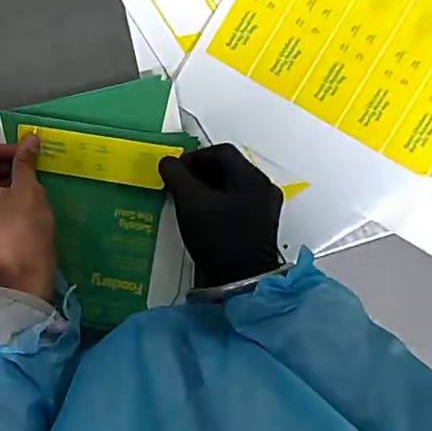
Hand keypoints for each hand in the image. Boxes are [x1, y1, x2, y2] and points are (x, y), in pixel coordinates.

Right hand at [158, 143, 284, 288]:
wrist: (241, 279)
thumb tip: (167, 161)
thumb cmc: (217, 236)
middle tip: (178, 184)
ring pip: (232, 186)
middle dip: (199, 172)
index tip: (175, 171)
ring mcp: (264, 208)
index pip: (221, 151)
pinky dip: (217, 203)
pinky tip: (202, 216)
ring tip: (186, 201)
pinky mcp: (260, 226)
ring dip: (207, 188)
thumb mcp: (190, 201)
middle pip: (228, 167)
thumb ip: (176, 175)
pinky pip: (236, 203)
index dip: (194, 156)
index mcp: (250, 177)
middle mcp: (262, 188)